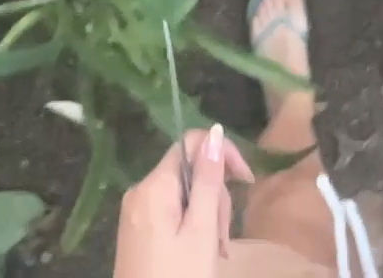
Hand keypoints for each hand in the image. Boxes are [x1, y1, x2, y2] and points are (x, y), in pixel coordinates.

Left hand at [113, 124, 253, 277]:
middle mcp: (140, 191)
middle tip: (223, 237)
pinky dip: (190, 227)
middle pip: (189, 172)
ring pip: (183, 194)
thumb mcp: (200, 232)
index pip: (192, 144)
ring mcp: (136, 212)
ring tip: (215, 252)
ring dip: (206, 216)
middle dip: (214, 196)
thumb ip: (208, 180)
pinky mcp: (137, 231)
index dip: (222, 154)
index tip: (246, 182)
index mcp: (154, 186)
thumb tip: (213, 130)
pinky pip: (170, 213)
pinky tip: (201, 252)